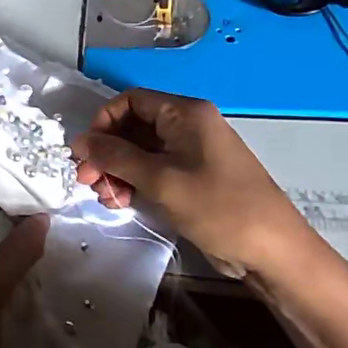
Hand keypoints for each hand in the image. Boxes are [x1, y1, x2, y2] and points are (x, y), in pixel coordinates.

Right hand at [72, 88, 314, 276]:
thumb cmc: (217, 206)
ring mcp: (191, 153)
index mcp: (185, 113)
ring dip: (118, 170)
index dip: (104, 121)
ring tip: (104, 197)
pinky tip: (120, 202)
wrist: (269, 248)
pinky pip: (155, 170)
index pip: (132, 100)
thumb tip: (79, 141)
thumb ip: (116, 157)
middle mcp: (188, 126)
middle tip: (87, 181)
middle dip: (107, 151)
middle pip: (135, 127)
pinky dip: (134, 182)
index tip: (86, 151)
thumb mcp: (161, 180)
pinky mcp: (192, 179)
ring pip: (142, 151)